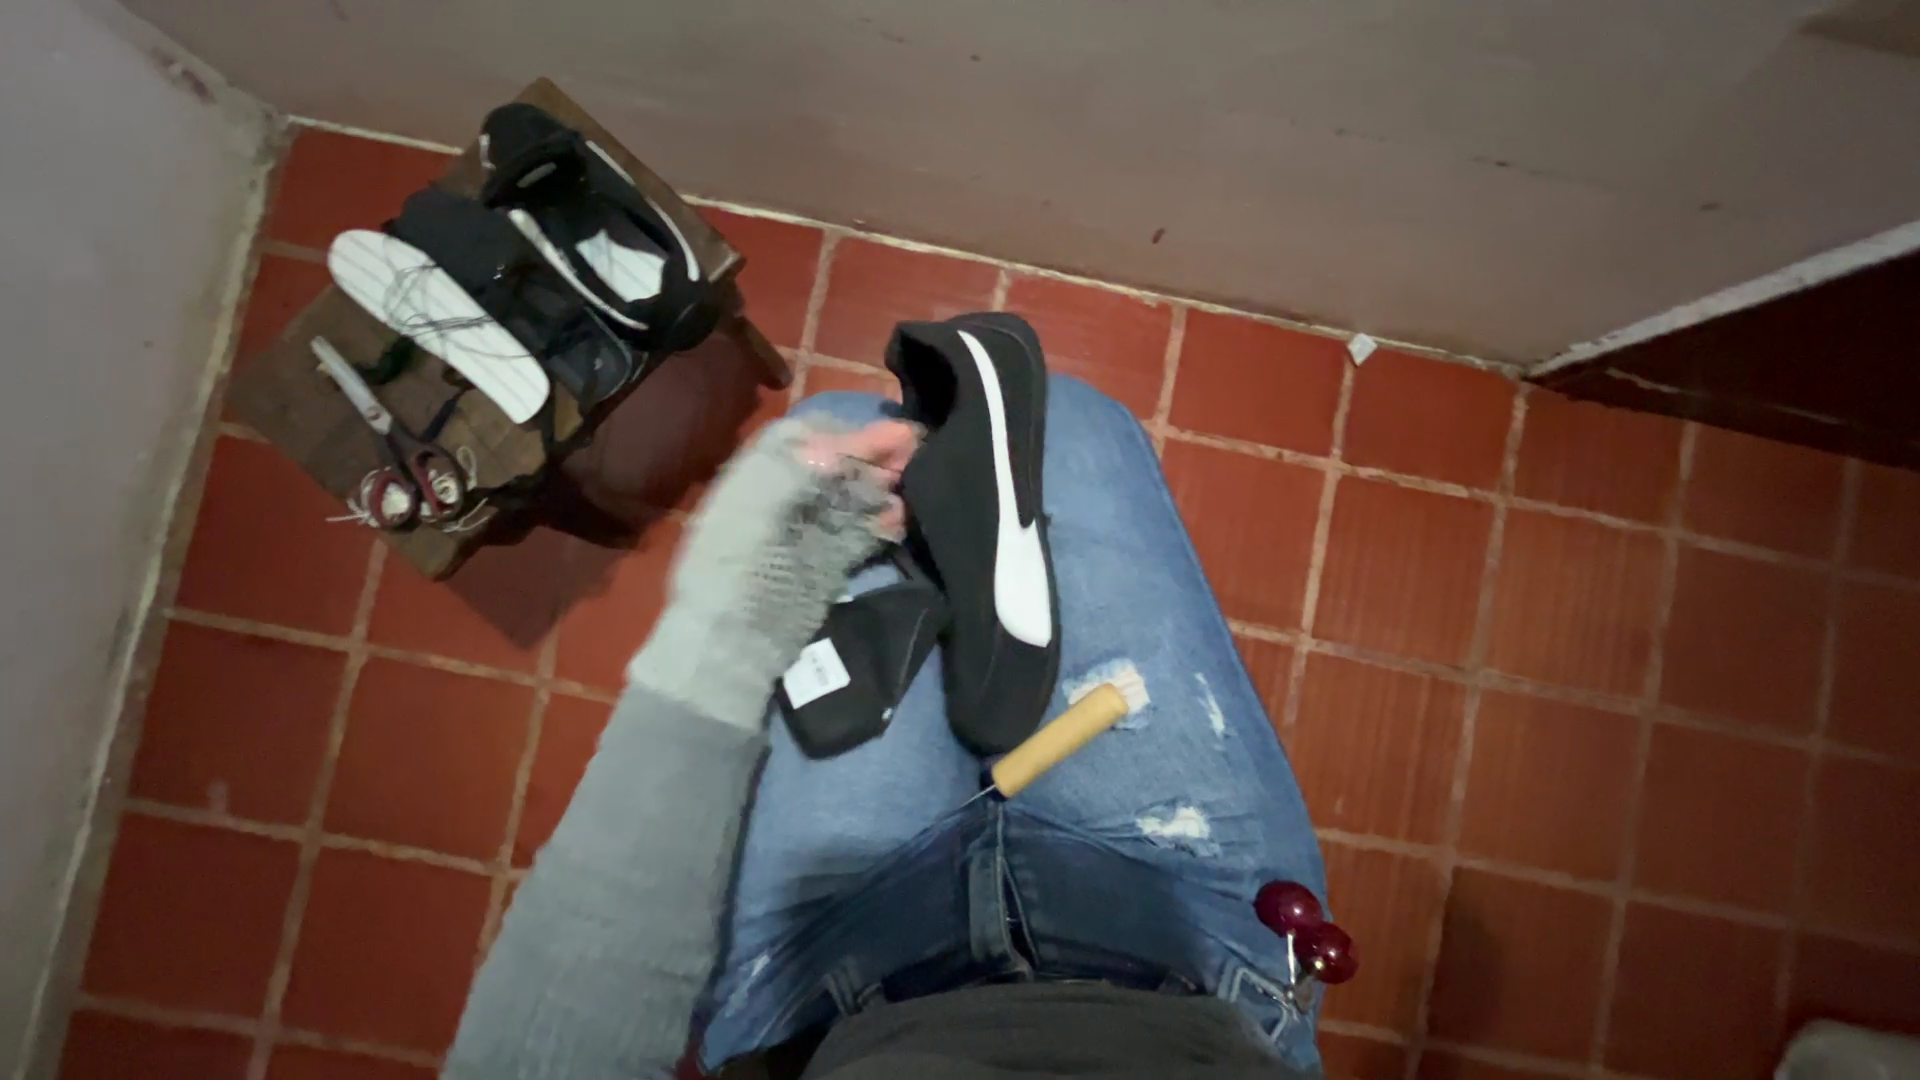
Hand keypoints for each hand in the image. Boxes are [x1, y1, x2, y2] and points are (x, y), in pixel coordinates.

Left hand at [625, 415, 917, 719]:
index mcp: (760, 478)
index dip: (845, 434)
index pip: (808, 439)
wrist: (735, 640)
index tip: (882, 435)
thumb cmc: (736, 570)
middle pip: (838, 465)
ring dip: (884, 485)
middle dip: (874, 455)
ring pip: (855, 496)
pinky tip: (901, 515)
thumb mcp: (755, 512)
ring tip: (915, 476)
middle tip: (915, 446)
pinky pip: (862, 533)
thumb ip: (792, 474)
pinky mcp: (831, 561)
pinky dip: (883, 523)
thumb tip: (833, 450)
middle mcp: (788, 498)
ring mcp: (811, 530)